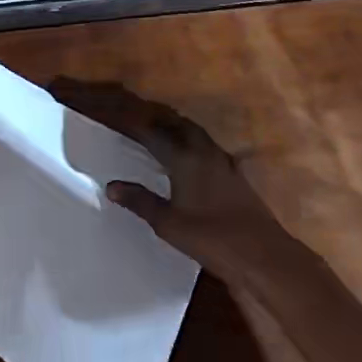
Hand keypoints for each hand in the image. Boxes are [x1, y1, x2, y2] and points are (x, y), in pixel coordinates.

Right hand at [48, 78, 296, 281]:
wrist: (265, 256)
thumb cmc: (214, 240)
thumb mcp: (170, 224)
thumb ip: (141, 202)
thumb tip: (111, 185)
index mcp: (183, 156)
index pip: (144, 128)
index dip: (118, 115)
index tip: (97, 105)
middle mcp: (201, 148)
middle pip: (167, 118)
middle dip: (141, 110)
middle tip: (118, 109)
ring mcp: (219, 157)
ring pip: (185, 126)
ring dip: (163, 120)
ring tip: (143, 123)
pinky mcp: (229, 170)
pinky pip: (198, 140)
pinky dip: (179, 135)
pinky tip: (176, 150)